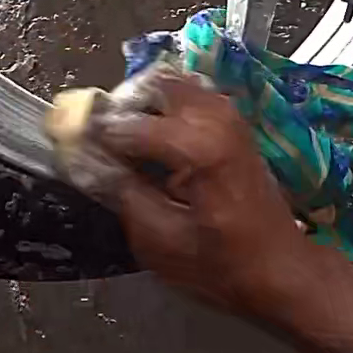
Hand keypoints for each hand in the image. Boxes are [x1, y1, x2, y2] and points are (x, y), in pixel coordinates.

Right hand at [91, 73, 345, 320]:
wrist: (282, 269)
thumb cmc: (221, 265)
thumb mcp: (157, 239)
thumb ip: (119, 191)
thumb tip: (83, 158)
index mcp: (195, 146)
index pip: (123, 125)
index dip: (91, 136)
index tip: (70, 146)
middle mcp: (213, 116)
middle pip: (150, 83)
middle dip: (121, 107)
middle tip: (103, 140)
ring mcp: (228, 113)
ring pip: (172, 82)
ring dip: (144, 103)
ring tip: (129, 142)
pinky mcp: (234, 120)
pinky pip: (190, 94)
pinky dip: (166, 106)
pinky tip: (157, 141)